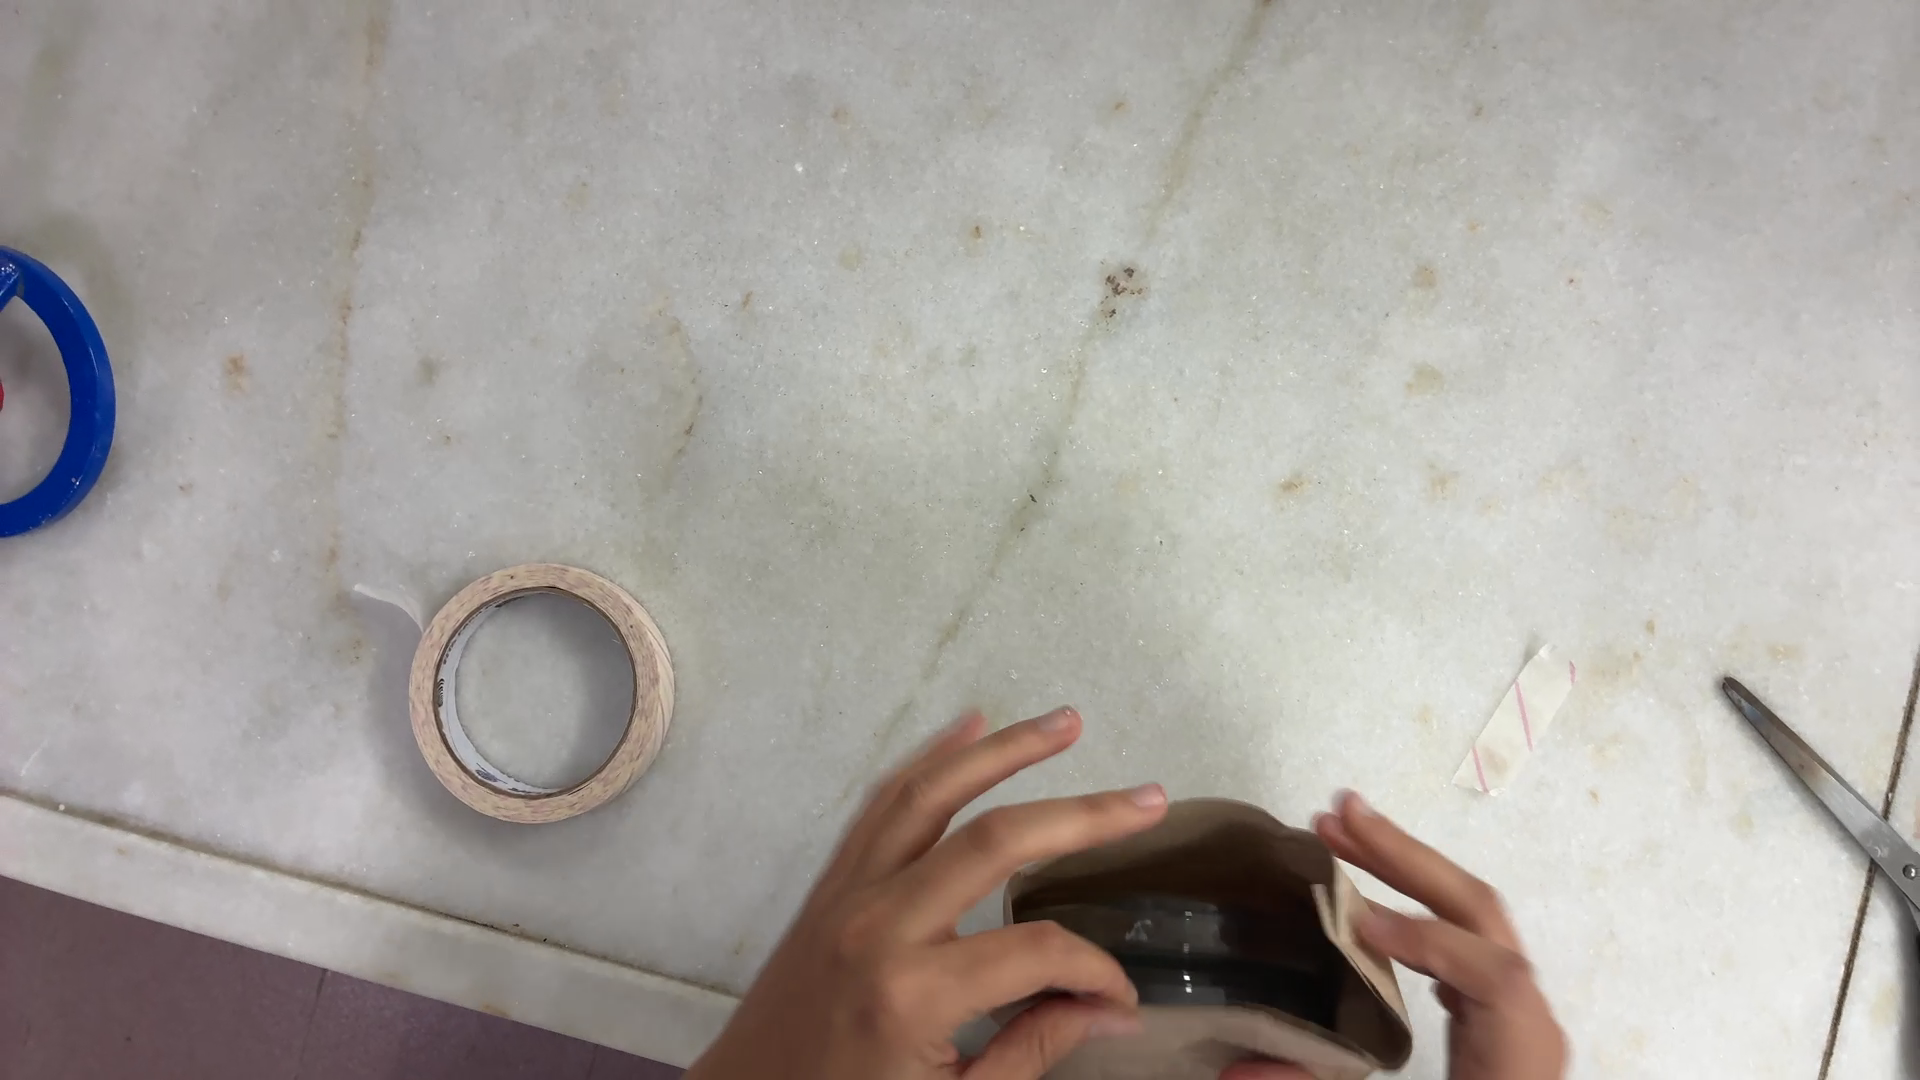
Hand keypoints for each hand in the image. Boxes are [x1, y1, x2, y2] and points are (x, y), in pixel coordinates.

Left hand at [686, 707, 1169, 1079]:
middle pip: (995, 839)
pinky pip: (884, 799)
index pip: (1035, 951)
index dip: (1093, 969)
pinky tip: (969, 723)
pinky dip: (930, 755)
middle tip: (1147, 796)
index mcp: (913, 993)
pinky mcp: (833, 876)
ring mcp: (851, 887)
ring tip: (1065, 722)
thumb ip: (1036, 1049)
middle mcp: (882, 920)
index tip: (1122, 996)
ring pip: (933, 791)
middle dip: (1081, 815)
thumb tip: (1117, 1008)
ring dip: (1004, 750)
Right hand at [1223, 792, 1567, 1079]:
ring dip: (1402, 862)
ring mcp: (1512, 1013)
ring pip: (1471, 914)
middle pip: (1483, 916)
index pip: (1496, 980)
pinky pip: (1457, 932)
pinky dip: (1410, 894)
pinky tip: (1366, 883)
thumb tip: (1233, 1068)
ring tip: (1336, 826)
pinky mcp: (1491, 1012)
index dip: (1431, 940)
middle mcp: (1527, 1026)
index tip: (1358, 918)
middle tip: (1335, 817)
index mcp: (1516, 1063)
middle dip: (1406, 858)